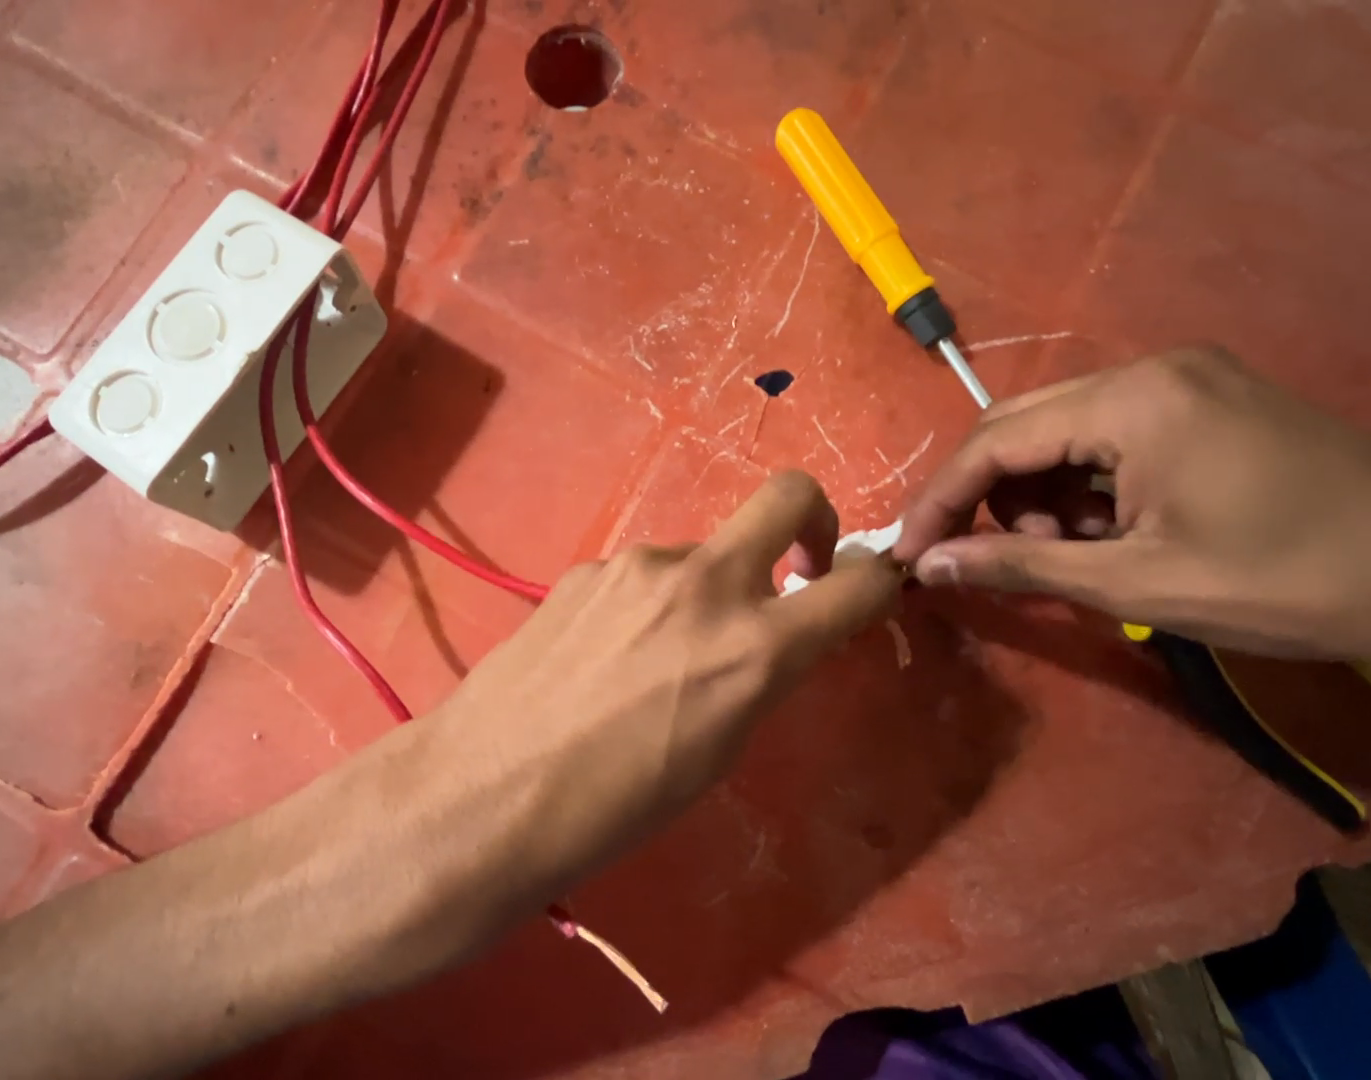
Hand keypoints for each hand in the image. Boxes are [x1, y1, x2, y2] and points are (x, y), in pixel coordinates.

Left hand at [412, 470, 907, 912]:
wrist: (492, 790)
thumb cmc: (617, 805)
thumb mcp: (719, 750)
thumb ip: (756, 675)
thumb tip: (767, 637)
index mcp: (754, 646)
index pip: (857, 584)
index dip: (879, 582)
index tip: (866, 592)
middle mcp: (704, 584)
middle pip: (788, 496)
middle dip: (812, 522)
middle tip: (796, 570)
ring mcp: (638, 566)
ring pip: (699, 555)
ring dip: (702, 591)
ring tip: (652, 662)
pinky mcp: (586, 569)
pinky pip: (641, 575)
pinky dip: (646, 604)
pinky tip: (602, 656)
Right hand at [890, 348, 1370, 707]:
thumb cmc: (1285, 581)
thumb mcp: (1133, 582)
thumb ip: (1017, 564)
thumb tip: (925, 567)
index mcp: (1131, 401)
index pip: (993, 442)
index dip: (938, 501)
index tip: (907, 555)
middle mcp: (1149, 370)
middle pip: (1018, 425)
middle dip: (986, 495)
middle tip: (986, 558)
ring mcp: (1184, 380)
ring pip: (1060, 430)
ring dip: (1037, 492)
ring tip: (1066, 552)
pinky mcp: (1208, 401)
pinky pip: (1108, 435)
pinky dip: (1084, 484)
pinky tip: (1107, 530)